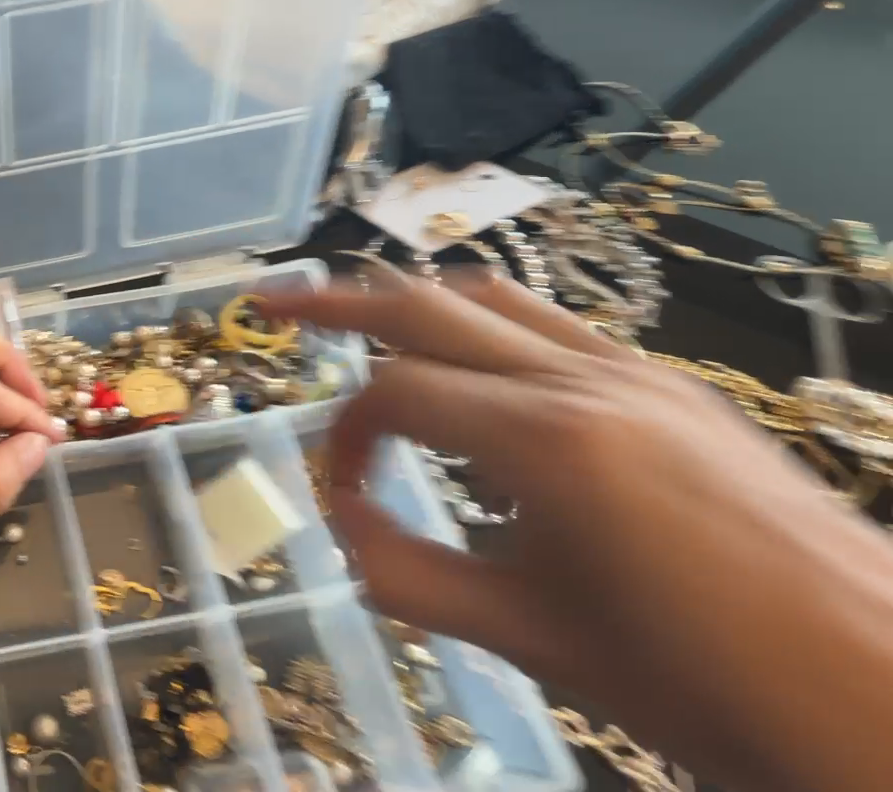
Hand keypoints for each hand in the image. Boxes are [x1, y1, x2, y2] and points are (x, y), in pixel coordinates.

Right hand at [263, 269, 892, 791]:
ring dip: (410, 300)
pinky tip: (470, 366)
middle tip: (274, 304)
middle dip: (334, 302)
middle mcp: (585, 379)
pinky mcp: (671, 383)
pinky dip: (483, 323)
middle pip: (424, 305)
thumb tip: (341, 516)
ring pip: (488, 294)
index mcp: (545, 441)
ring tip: (357, 318)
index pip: (392, 394)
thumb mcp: (530, 639)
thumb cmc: (704, 683)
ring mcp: (636, 371)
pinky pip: (552, 321)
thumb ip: (405, 570)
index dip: (345, 438)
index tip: (345, 497)